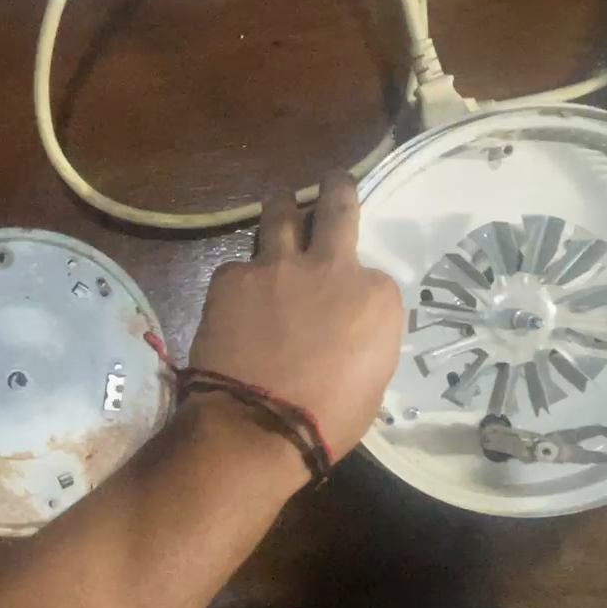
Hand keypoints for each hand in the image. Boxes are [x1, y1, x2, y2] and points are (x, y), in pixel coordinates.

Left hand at [188, 172, 402, 458]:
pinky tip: (233, 302)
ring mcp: (277, 266)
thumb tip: (343, 330)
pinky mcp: (231, 277)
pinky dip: (240, 280)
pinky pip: (237, 267)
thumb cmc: (326, 420)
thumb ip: (363, 338)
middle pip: (335, 207)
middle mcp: (330, 266)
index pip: (371, 275)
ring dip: (281, 210)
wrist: (257, 426)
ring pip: (280, 215)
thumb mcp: (371, 381)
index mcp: (375, 295)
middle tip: (331, 181)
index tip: (347, 302)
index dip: (357, 287)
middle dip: (335, 189)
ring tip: (278, 208)